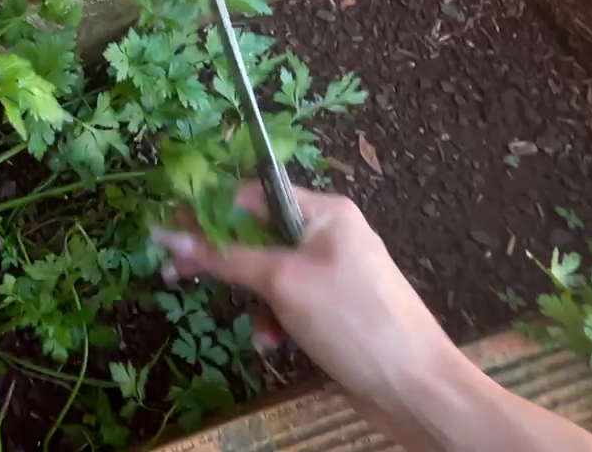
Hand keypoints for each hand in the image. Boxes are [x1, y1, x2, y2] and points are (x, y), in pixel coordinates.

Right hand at [152, 183, 591, 451]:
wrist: (423, 397)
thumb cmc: (354, 322)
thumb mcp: (281, 282)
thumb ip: (223, 257)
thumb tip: (168, 235)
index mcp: (323, 211)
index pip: (251, 195)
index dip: (209, 211)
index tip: (171, 228)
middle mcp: (326, 234)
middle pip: (255, 234)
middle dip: (220, 258)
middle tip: (176, 271)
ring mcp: (331, 273)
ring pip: (268, 272)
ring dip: (250, 298)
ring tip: (243, 324)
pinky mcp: (334, 308)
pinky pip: (287, 300)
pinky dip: (274, 319)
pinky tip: (271, 342)